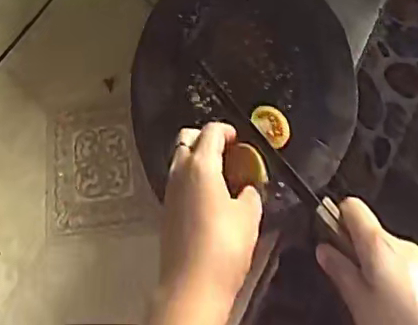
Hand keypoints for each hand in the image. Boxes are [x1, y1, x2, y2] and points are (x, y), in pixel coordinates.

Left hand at [151, 123, 263, 323]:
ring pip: (181, 158)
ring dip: (197, 157)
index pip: (211, 131)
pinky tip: (209, 196)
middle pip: (189, 137)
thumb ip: (250, 192)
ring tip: (220, 174)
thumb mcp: (249, 217)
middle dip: (207, 138)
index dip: (227, 130)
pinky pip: (178, 180)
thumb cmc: (221, 248)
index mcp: (200, 164)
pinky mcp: (167, 208)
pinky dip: (192, 177)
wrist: (192, 286)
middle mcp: (180, 170)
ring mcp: (170, 189)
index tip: (238, 137)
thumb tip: (248, 188)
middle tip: (227, 150)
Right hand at [316, 198, 417, 324]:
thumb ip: (340, 273)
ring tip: (383, 312)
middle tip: (354, 287)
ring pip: (393, 259)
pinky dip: (406, 291)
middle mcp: (405, 246)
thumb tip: (325, 252)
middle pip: (372, 235)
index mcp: (380, 243)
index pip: (350, 206)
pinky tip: (406, 319)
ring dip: (383, 277)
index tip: (331, 240)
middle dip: (360, 257)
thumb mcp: (360, 306)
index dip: (336, 219)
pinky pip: (414, 277)